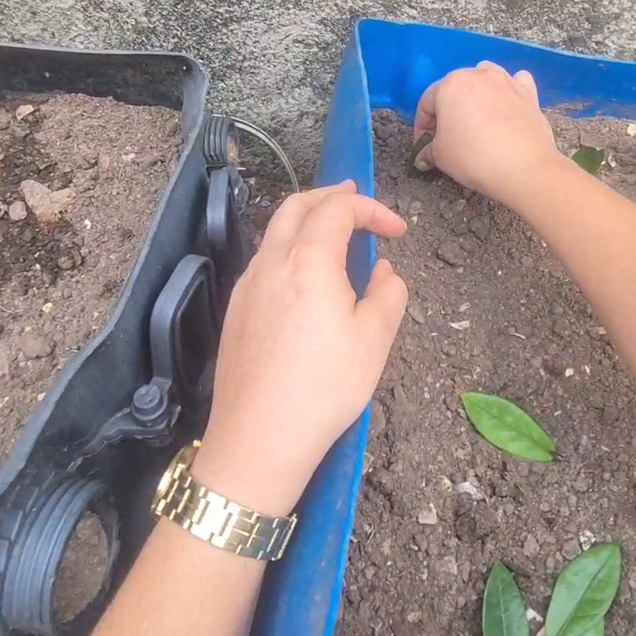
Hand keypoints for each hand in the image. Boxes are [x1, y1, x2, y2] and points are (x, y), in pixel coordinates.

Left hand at [191, 181, 408, 515]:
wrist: (257, 439)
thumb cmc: (323, 388)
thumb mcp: (375, 340)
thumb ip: (388, 294)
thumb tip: (383, 271)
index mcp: (308, 260)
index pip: (339, 210)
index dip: (373, 210)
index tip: (398, 232)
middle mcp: (271, 262)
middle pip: (297, 206)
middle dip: (330, 196)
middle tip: (356, 198)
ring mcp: (247, 285)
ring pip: (276, 231)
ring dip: (307, 219)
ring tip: (334, 231)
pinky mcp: (236, 310)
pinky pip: (265, 259)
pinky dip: (290, 246)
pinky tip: (306, 275)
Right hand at [414, 61, 564, 204]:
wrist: (523, 166)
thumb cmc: (473, 156)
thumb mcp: (441, 157)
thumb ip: (428, 151)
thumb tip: (423, 157)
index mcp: (450, 85)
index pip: (427, 103)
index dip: (422, 126)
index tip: (423, 145)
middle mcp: (478, 75)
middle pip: (455, 89)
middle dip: (448, 110)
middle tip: (446, 135)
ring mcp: (506, 81)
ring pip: (485, 77)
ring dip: (477, 92)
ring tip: (476, 116)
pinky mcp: (529, 93)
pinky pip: (516, 82)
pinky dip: (510, 90)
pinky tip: (507, 105)